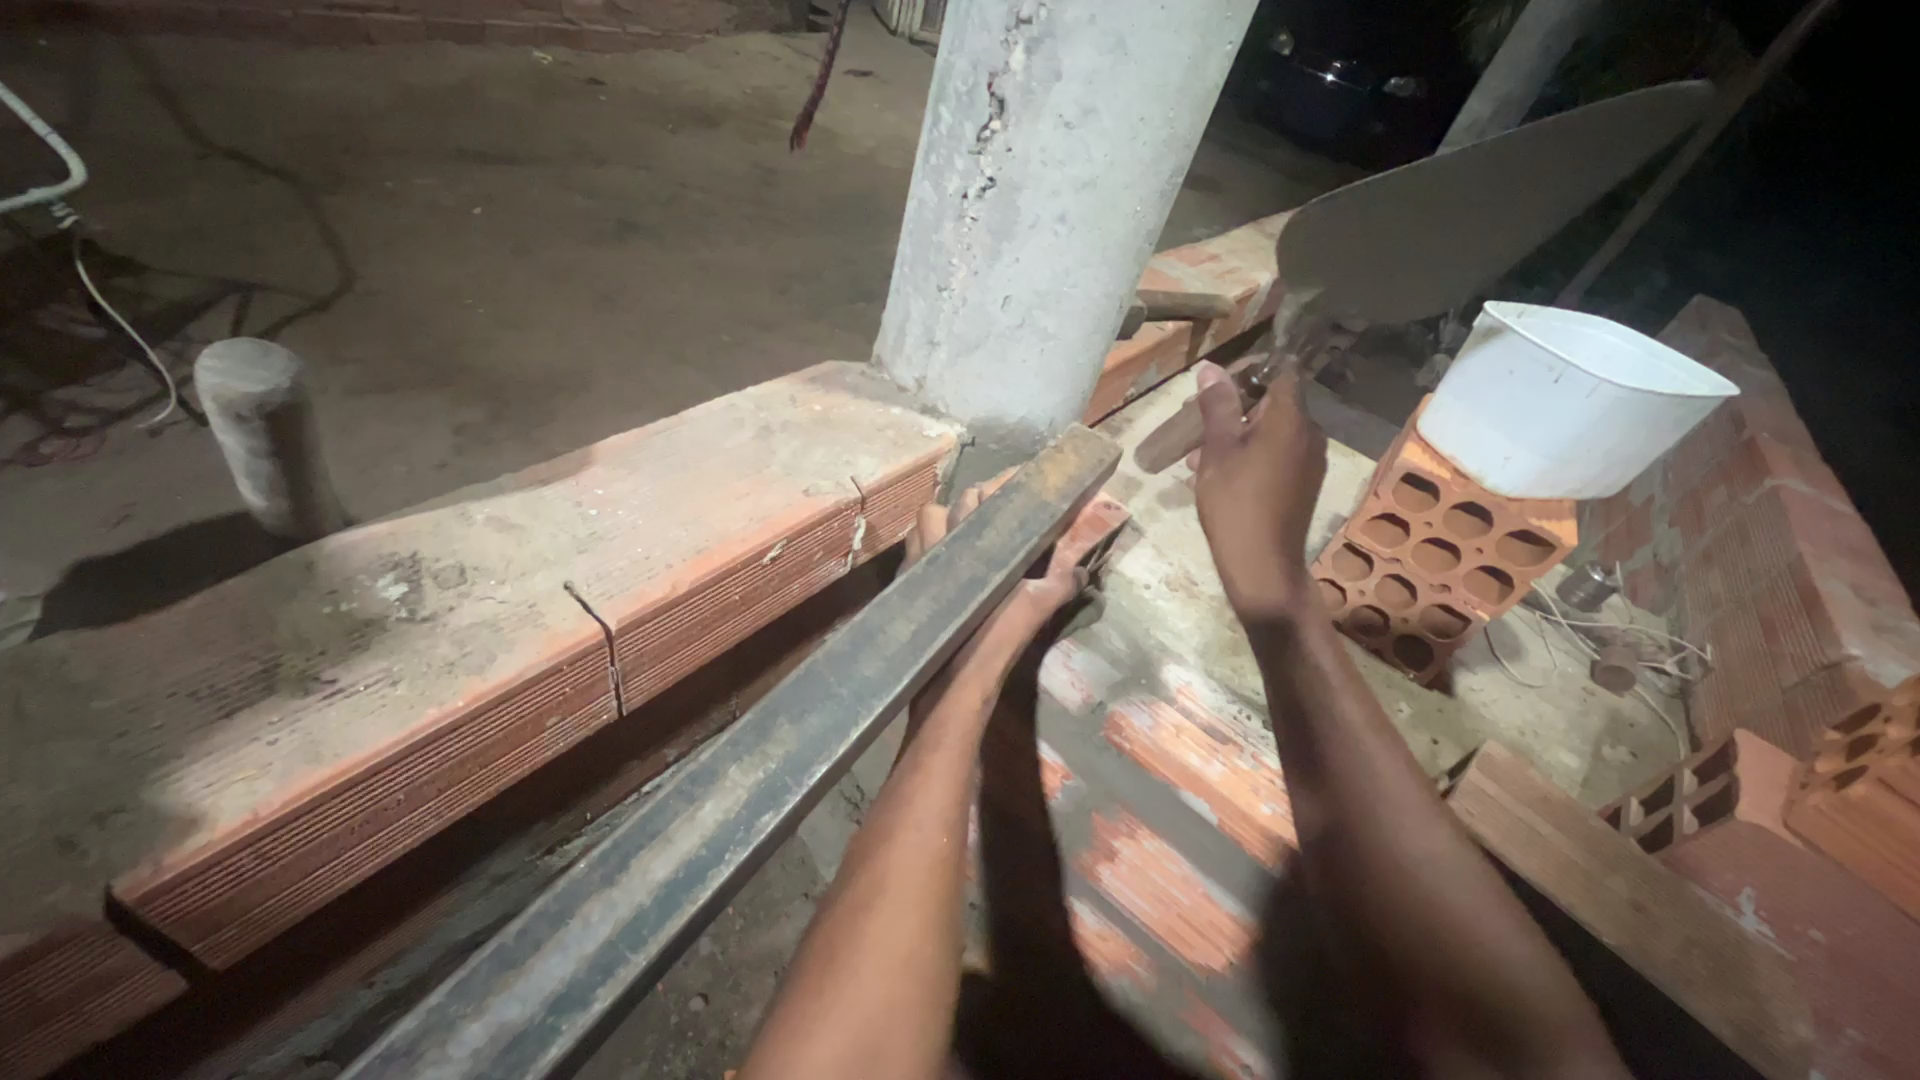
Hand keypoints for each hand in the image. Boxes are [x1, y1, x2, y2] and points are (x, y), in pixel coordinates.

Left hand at [903, 483, 1086, 658]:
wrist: (949, 689)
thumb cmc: (988, 646)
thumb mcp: (1030, 613)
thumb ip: (1057, 586)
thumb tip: (1080, 571)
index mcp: (965, 545)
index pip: (981, 496)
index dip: (1003, 483)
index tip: (1021, 480)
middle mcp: (934, 547)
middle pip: (949, 503)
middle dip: (976, 498)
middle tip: (1003, 506)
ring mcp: (914, 567)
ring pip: (925, 523)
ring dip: (947, 519)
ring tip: (973, 530)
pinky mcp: (904, 588)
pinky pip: (916, 551)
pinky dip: (933, 546)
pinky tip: (952, 563)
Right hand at [1186, 356, 1327, 619]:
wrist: (1262, 564)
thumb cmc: (1235, 503)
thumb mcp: (1217, 452)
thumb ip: (1217, 407)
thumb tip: (1212, 369)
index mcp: (1291, 419)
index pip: (1279, 372)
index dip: (1248, 372)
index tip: (1216, 387)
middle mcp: (1310, 434)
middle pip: (1274, 403)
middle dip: (1235, 409)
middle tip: (1197, 423)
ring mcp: (1311, 461)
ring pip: (1272, 432)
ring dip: (1238, 435)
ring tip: (1198, 456)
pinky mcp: (1305, 483)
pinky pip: (1278, 454)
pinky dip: (1251, 455)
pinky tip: (1220, 475)